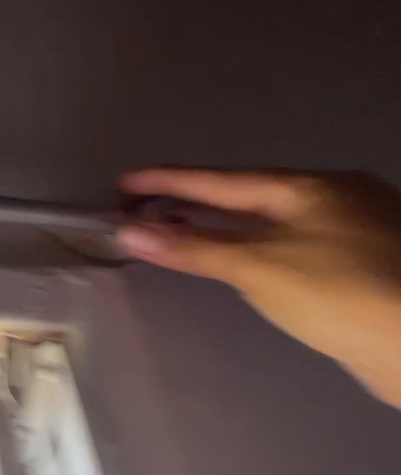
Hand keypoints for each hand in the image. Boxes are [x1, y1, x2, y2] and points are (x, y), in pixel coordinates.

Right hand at [119, 168, 400, 406]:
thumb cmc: (343, 292)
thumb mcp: (256, 267)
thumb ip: (190, 247)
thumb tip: (127, 232)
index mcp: (315, 189)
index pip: (223, 181)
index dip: (168, 181)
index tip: (121, 181)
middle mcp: (336, 201)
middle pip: (244, 196)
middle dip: (187, 202)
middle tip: (135, 206)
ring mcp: (349, 232)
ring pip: (261, 221)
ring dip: (210, 225)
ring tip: (164, 228)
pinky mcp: (353, 264)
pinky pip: (277, 243)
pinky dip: (238, 244)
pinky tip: (217, 254)